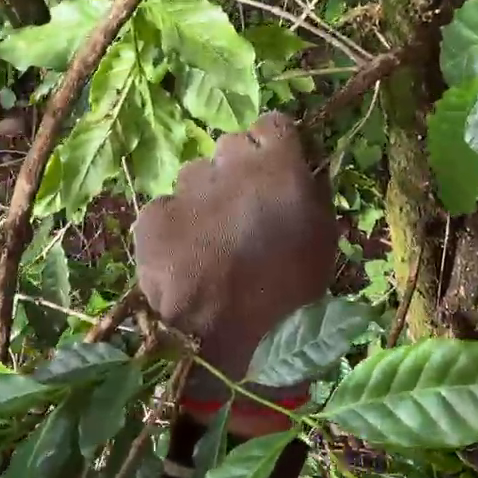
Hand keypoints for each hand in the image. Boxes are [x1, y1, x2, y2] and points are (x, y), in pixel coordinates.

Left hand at [133, 113, 337, 411]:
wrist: (243, 353)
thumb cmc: (295, 292)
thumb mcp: (323, 233)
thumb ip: (309, 188)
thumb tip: (300, 165)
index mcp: (279, 166)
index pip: (272, 124)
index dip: (270, 145)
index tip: (271, 167)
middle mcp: (231, 166)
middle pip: (230, 147)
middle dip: (235, 171)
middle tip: (240, 210)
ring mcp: (188, 191)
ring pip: (193, 176)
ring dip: (203, 198)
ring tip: (210, 242)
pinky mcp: (154, 219)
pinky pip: (164, 208)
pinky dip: (173, 227)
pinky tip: (185, 258)